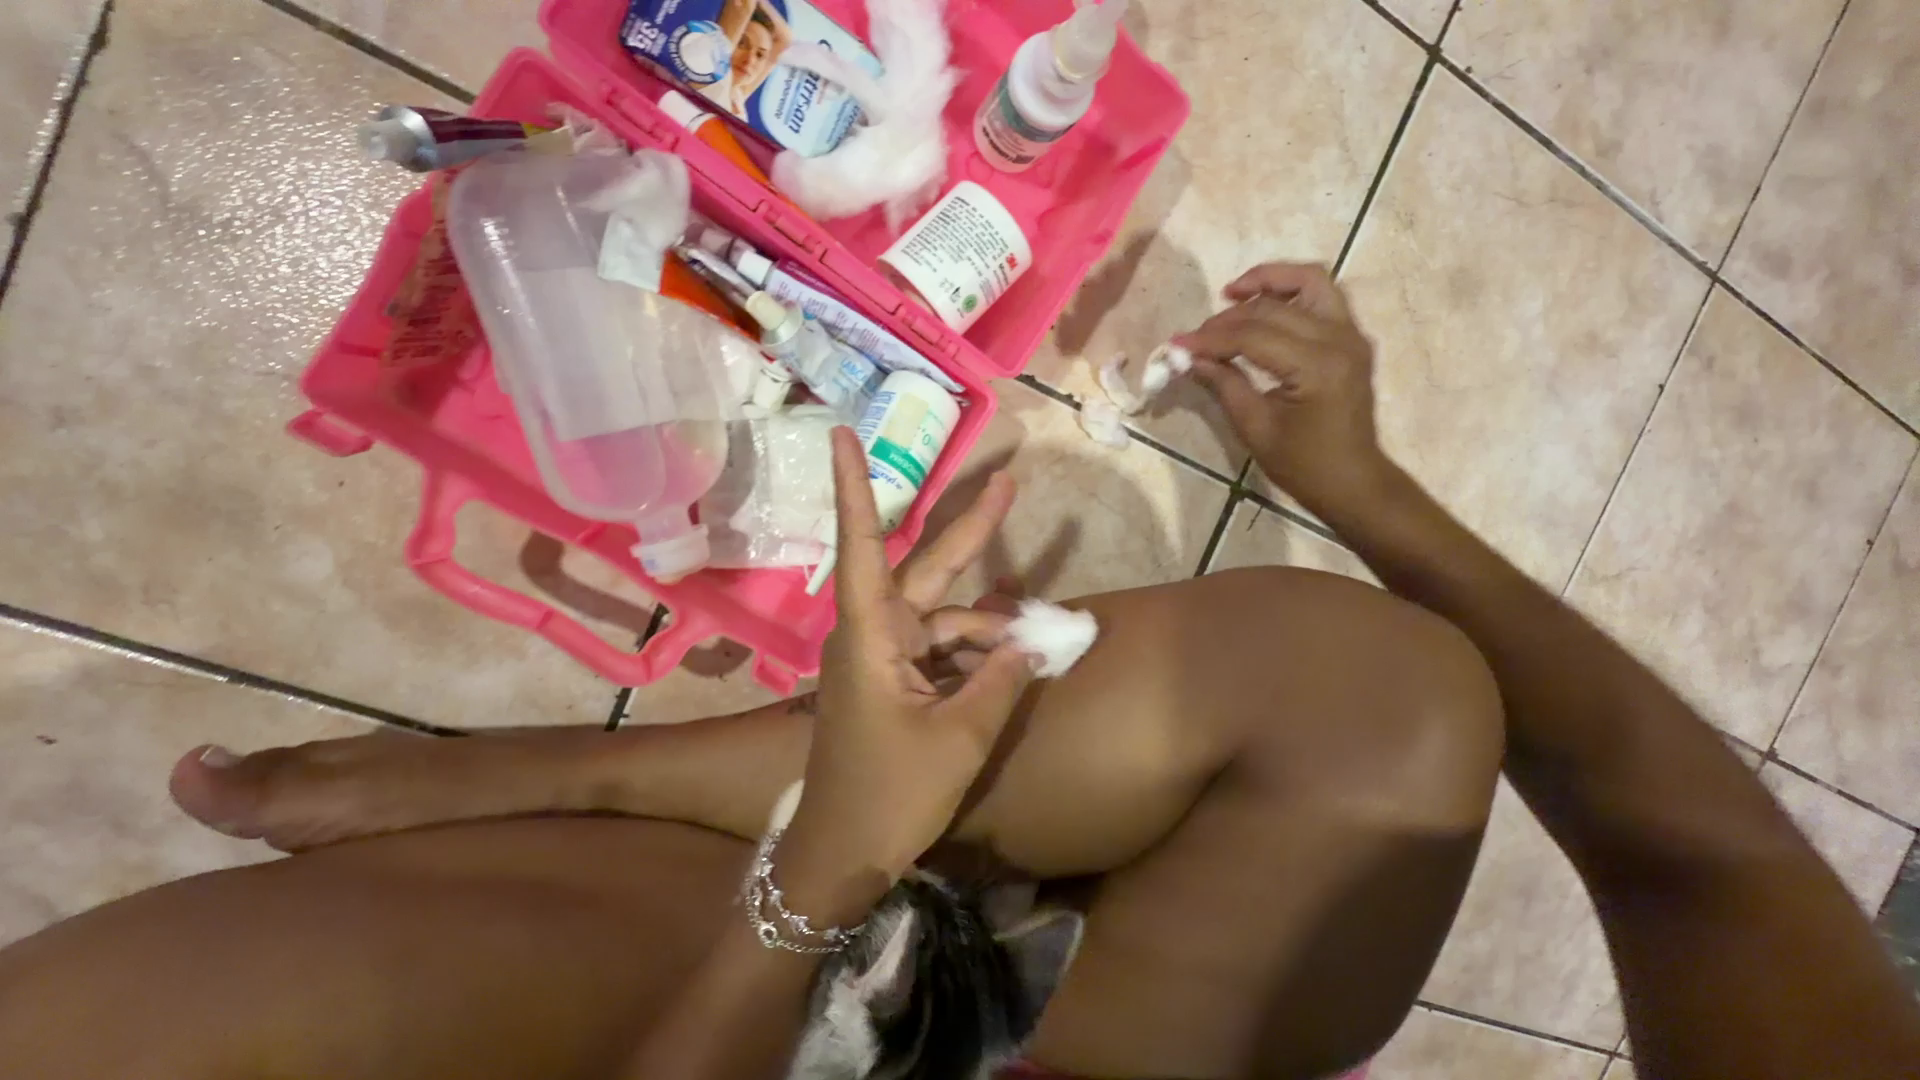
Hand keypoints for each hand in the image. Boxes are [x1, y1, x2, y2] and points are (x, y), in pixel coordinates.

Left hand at [779, 429, 1037, 919]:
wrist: (842, 855)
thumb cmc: (889, 794)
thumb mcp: (957, 739)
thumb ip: (998, 682)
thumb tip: (1029, 644)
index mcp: (870, 636)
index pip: (863, 546)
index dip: (853, 488)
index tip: (840, 434)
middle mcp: (873, 635)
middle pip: (926, 570)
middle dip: (971, 533)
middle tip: (1013, 485)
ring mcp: (883, 660)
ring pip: (945, 619)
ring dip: (989, 627)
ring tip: (1038, 639)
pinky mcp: (894, 685)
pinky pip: (942, 652)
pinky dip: (977, 656)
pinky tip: (1014, 664)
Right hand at [1174, 262, 1392, 511]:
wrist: (1353, 481)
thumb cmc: (1302, 464)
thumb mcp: (1255, 428)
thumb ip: (1224, 384)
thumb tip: (1189, 357)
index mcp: (1316, 367)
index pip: (1253, 336)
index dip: (1211, 338)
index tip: (1177, 345)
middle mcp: (1340, 340)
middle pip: (1274, 308)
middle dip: (1229, 317)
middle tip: (1197, 337)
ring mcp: (1351, 335)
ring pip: (1308, 282)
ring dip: (1267, 283)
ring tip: (1232, 294)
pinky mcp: (1351, 337)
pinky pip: (1321, 296)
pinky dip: (1290, 292)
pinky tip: (1262, 305)